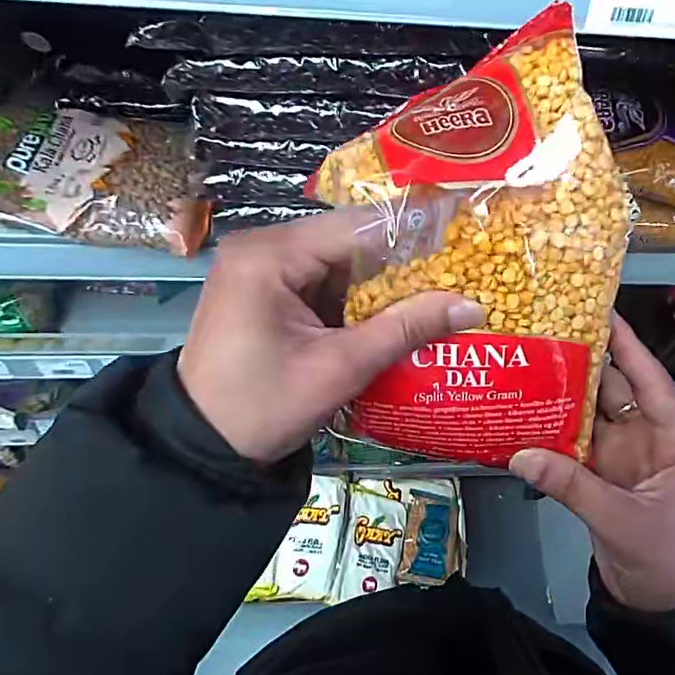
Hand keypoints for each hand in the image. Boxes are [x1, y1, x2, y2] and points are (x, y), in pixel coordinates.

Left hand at [179, 208, 484, 463]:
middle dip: (400, 262)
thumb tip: (472, 305)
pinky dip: (353, 299)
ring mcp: (260, 269)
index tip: (462, 233)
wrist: (202, 448)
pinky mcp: (263, 292)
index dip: (413, 230)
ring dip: (379, 283)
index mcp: (270, 255)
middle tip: (456, 273)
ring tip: (435, 294)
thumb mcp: (340, 368)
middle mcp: (262, 248)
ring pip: (336, 263)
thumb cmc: (264, 406)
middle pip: (346, 242)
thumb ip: (406, 329)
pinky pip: (320, 283)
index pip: (355, 227)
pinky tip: (391, 314)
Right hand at [509, 314, 674, 611]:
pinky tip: (526, 413)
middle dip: (585, 361)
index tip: (602, 312)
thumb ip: (572, 486)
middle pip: (615, 389)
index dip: (628, 346)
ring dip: (564, 392)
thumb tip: (520, 454)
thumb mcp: (623, 522)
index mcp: (674, 440)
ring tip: (528, 363)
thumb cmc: (666, 560)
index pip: (651, 381)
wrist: (662, 604)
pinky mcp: (602, 472)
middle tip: (547, 332)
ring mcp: (623, 455)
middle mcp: (648, 438)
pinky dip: (553, 427)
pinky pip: (575, 440)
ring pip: (592, 412)